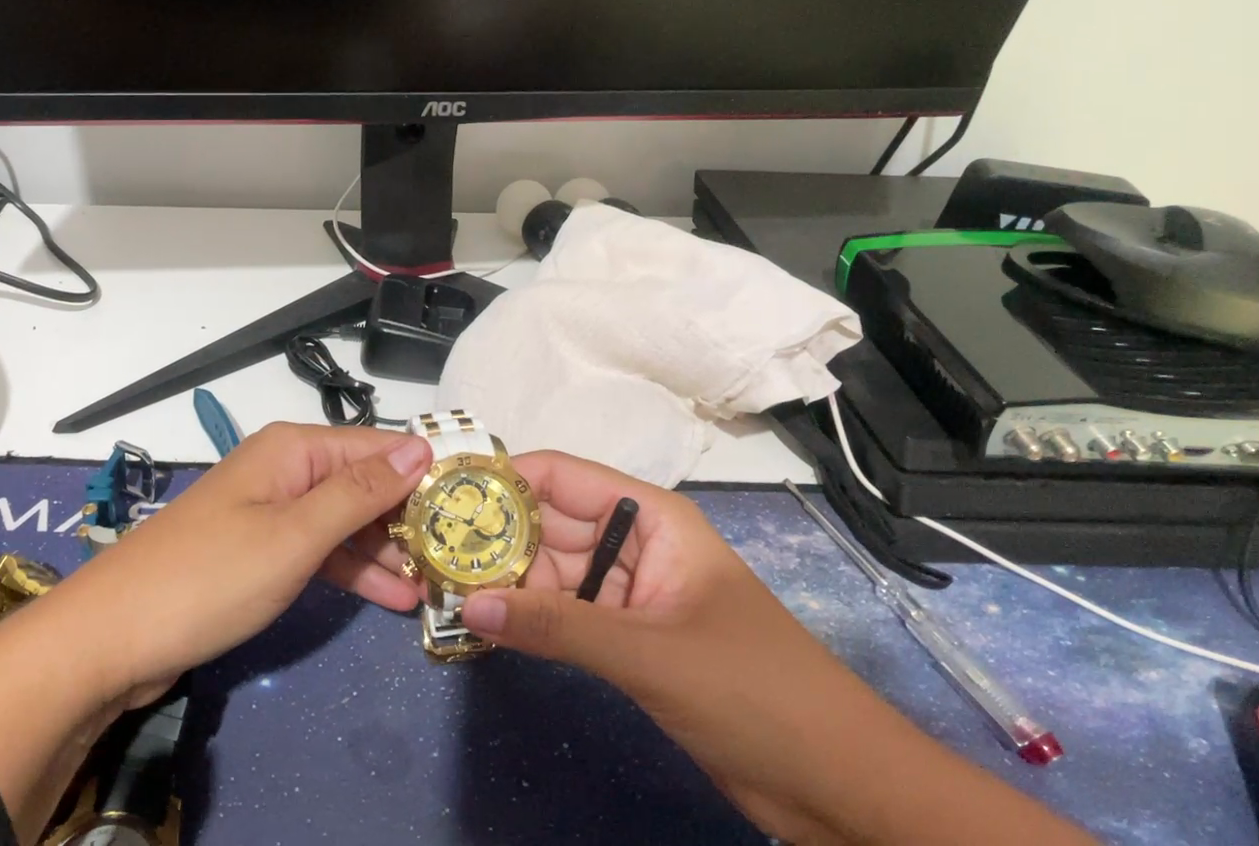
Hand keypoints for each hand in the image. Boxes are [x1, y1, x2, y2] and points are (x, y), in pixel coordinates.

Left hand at [47, 423, 431, 706]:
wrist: (111, 638)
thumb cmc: (210, 577)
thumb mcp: (295, 535)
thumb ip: (359, 491)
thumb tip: (421, 444)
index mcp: (293, 448)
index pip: (379, 446)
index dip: (428, 471)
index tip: (479, 502)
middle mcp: (284, 470)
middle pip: (364, 483)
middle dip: (410, 517)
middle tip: (463, 555)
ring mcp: (271, 513)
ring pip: (345, 522)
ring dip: (386, 551)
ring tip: (435, 585)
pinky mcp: (260, 553)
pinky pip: (319, 552)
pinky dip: (351, 572)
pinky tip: (392, 598)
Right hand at [457, 453, 882, 840]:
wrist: (836, 781)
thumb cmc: (754, 691)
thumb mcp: (650, 652)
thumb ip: (557, 626)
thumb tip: (467, 604)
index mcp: (652, 519)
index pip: (562, 477)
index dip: (501, 480)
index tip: (437, 496)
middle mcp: (635, 545)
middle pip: (549, 525)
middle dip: (491, 538)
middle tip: (422, 555)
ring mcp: (631, 595)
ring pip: (553, 575)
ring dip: (504, 583)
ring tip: (439, 592)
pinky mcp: (629, 640)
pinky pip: (566, 618)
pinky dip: (529, 622)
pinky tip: (485, 628)